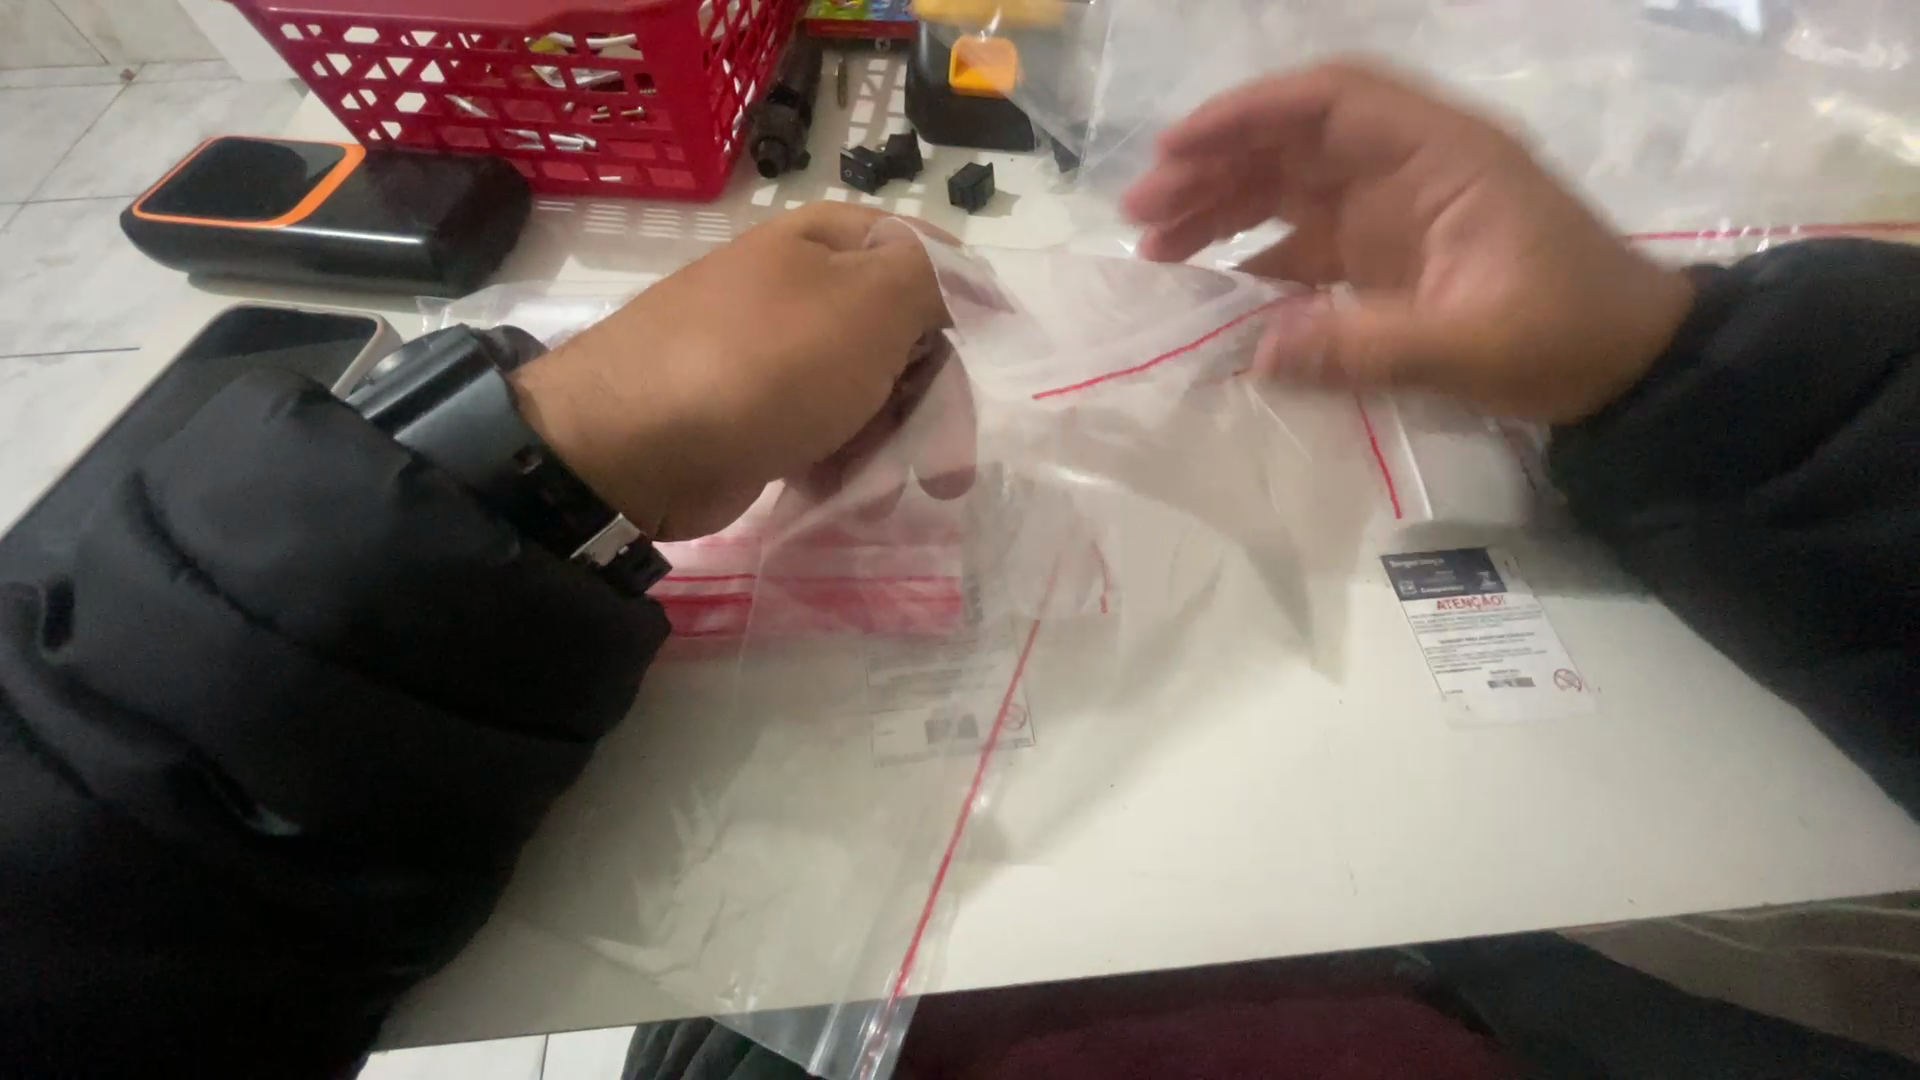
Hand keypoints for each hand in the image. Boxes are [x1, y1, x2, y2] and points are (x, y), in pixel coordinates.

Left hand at [508, 204, 972, 539]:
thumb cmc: (767, 365)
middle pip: (906, 341)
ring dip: (892, 447)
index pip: (932, 265)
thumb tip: (965, 287)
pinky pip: (829, 433)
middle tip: (948, 470)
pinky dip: (846, 464)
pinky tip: (846, 493)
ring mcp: (781, 355)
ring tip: (885, 491)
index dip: (970, 319)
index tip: (988, 377)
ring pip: (872, 396)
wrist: (635, 445)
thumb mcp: (870, 304)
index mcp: (833, 243)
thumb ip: (932, 280)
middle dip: (933, 407)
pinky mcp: (762, 413)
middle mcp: (807, 290)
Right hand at [1121, 60, 1696, 423]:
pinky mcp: (1373, 257)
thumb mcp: (1467, 345)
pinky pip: (1293, 245)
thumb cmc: (1565, 335)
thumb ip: (1361, 347)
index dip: (1246, 115)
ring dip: (1216, 210)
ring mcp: (1384, 214)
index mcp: (1438, 157)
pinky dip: (1245, 260)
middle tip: (1139, 215)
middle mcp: (1403, 169)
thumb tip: (1252, 353)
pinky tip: (1206, 287)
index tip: (1173, 151)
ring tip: (1153, 248)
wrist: (1623, 364)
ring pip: (1282, 190)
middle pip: (1289, 145)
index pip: (1330, 103)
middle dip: (1209, 169)